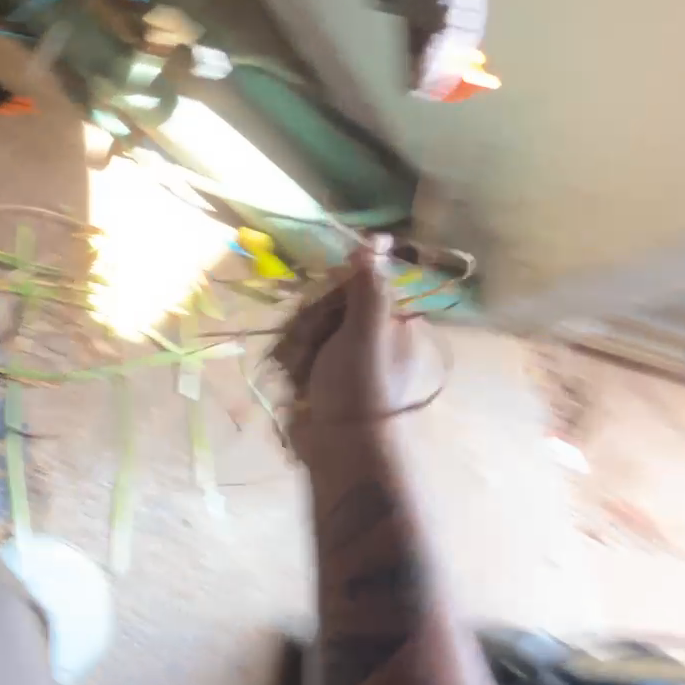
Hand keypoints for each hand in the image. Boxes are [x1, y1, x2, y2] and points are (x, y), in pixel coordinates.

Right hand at [272, 241, 419, 457]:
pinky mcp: (319, 373)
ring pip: (304, 328)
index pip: (353, 283)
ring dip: (295, 347)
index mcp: (394, 319)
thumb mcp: (367, 331)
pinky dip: (290, 364)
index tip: (321, 307)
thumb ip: (369, 287)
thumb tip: (376, 240)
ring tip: (302, 371)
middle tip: (312, 345)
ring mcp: (343, 355)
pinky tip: (296, 380)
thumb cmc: (361, 386)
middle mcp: (370, 333)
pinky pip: (295, 352)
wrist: (341, 444)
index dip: (331, 293)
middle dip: (309, 324)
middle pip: (323, 305)